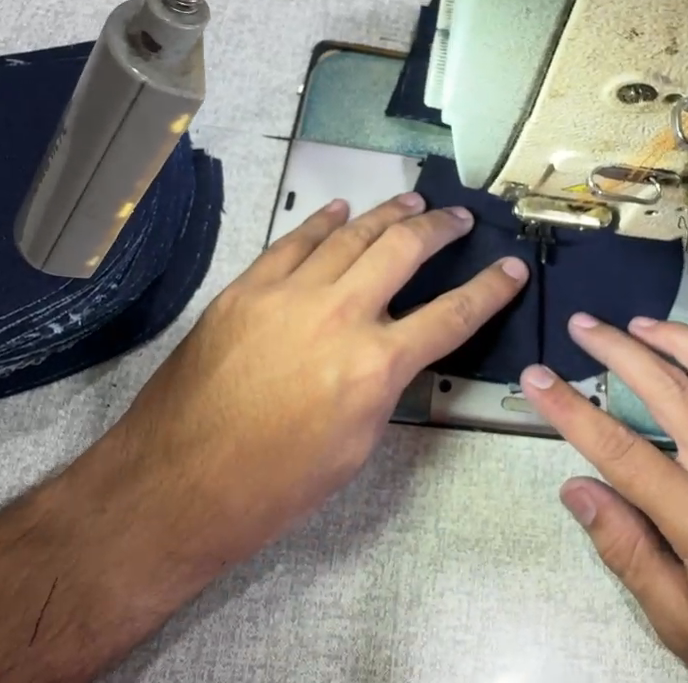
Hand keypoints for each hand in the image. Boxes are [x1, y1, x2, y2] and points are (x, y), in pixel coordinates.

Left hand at [89, 192, 527, 588]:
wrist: (175, 486)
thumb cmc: (276, 486)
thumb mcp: (357, 445)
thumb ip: (385, 384)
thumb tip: (397, 347)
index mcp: (375, 366)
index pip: (451, 314)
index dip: (490, 289)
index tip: (512, 268)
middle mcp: (339, 315)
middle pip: (403, 250)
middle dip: (440, 228)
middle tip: (459, 217)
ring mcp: (288, 294)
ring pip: (351, 234)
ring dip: (388, 214)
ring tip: (413, 201)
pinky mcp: (247, 288)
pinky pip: (294, 241)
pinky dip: (323, 222)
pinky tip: (341, 209)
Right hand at [521, 315, 687, 682]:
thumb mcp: (683, 624)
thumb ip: (626, 550)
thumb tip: (578, 490)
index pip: (621, 451)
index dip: (572, 410)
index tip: (539, 379)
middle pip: (670, 391)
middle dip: (618, 350)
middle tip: (584, 326)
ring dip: (677, 338)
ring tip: (640, 323)